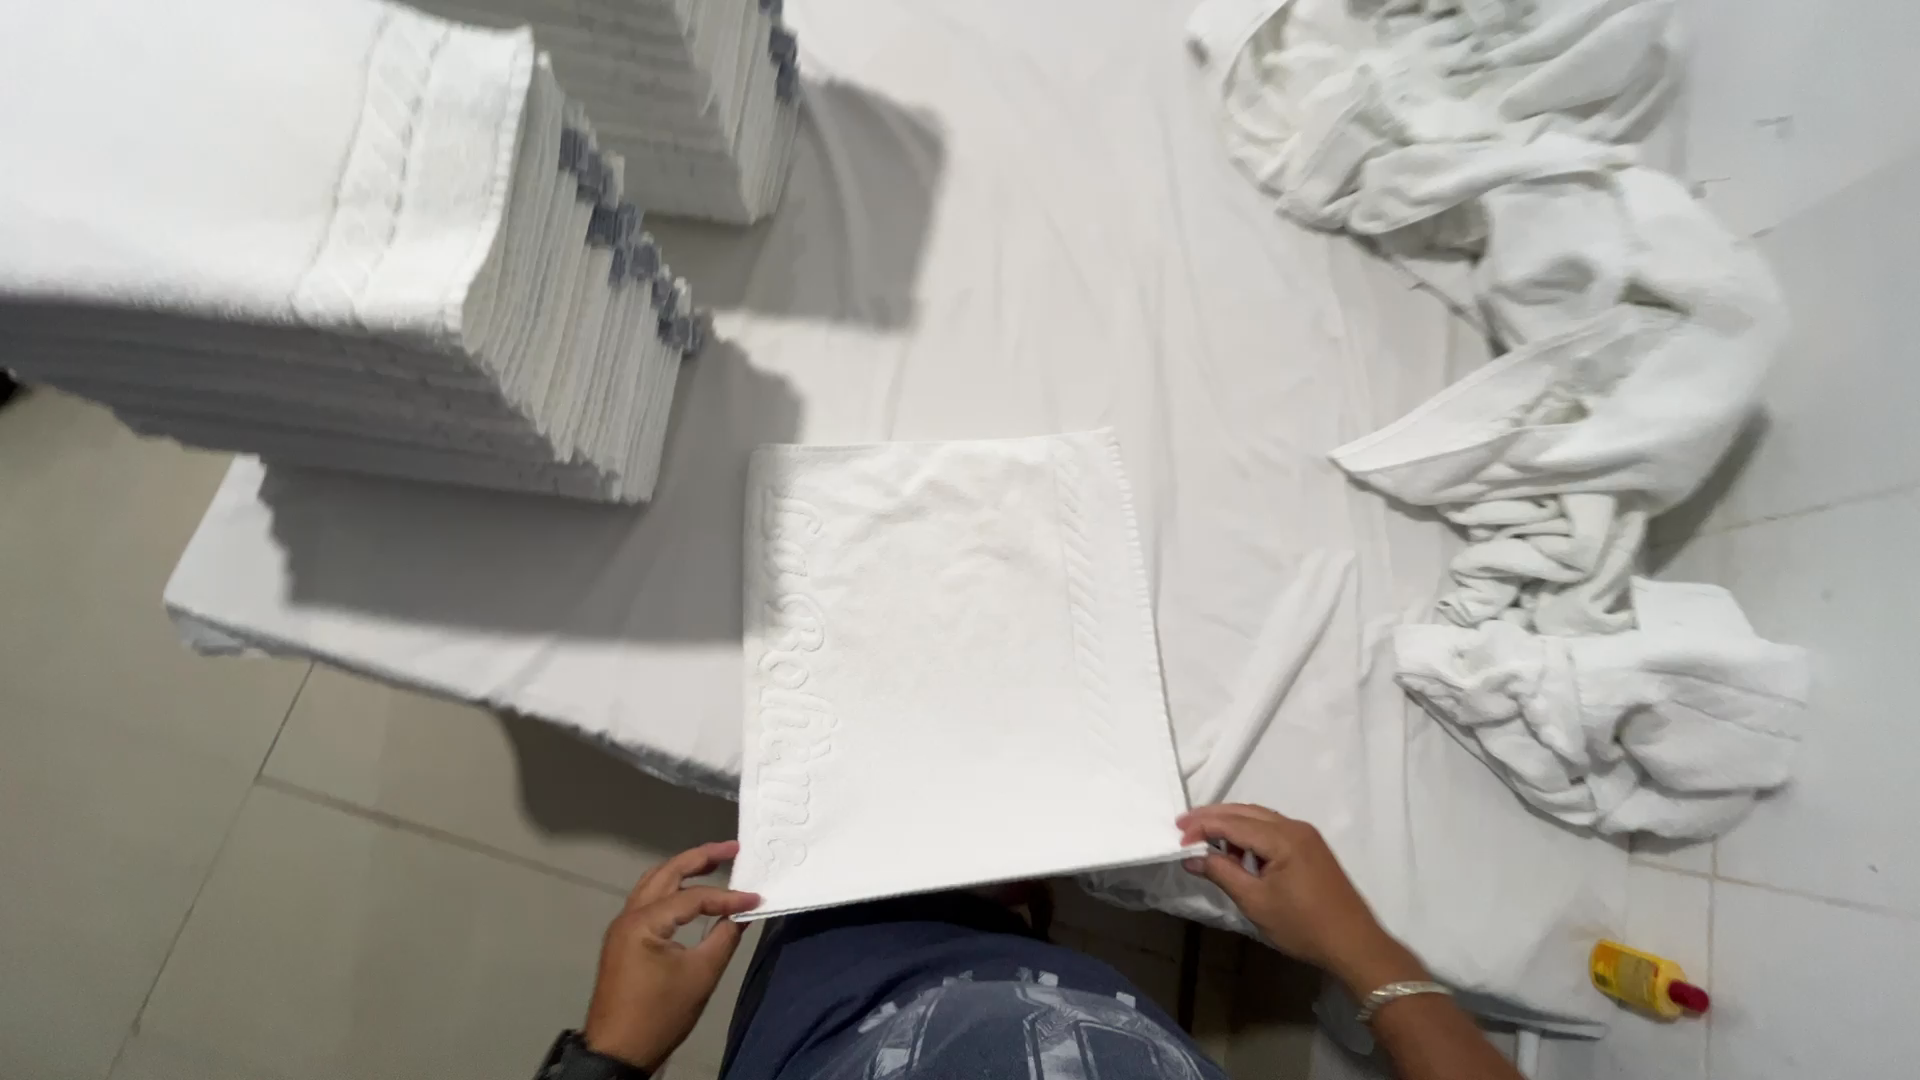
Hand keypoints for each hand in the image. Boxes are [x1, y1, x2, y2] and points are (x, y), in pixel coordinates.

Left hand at [583, 841, 760, 1069]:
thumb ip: (725, 935)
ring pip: (655, 882)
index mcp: (645, 922)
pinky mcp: (624, 940)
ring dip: (684, 868)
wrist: (616, 1056)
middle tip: (733, 848)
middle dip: (701, 857)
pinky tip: (691, 892)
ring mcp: (623, 927)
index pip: (694, 897)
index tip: (756, 898)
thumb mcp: (701, 975)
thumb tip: (744, 911)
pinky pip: (649, 899)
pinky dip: (672, 887)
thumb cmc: (660, 1015)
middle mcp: (629, 915)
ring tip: (714, 861)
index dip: (727, 896)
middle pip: (668, 872)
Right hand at [1177, 804, 1424, 995]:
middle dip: (1212, 817)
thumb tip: (1190, 858)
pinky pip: (1272, 828)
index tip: (1177, 839)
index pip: (1232, 822)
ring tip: (1205, 839)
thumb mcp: (1255, 902)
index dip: (1202, 828)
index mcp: (1283, 837)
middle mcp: (1294, 827)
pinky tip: (1238, 851)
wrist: (1357, 947)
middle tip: (1182, 826)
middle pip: (1244, 811)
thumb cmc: (1303, 926)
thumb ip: (1221, 872)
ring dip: (1230, 824)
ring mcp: (1305, 835)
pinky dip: (1249, 833)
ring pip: (1258, 817)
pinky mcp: (1311, 847)